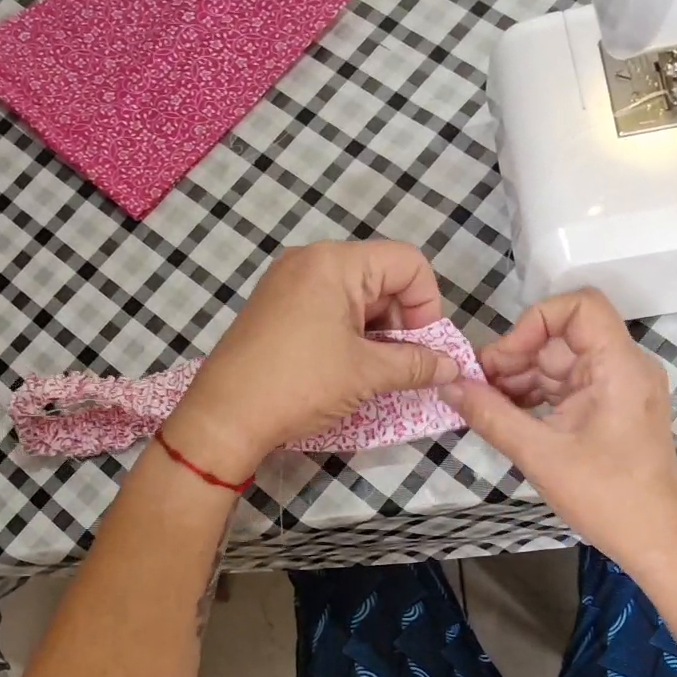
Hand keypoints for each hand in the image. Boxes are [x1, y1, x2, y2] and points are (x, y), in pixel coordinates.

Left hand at [161, 240, 461, 477]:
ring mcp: (287, 283)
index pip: (408, 263)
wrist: (225, 416)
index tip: (422, 349)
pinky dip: (347, 335)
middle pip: (382, 277)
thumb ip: (416, 364)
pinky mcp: (275, 308)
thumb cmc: (299, 385)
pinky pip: (327, 309)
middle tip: (398, 367)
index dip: (427, 306)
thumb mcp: (366, 374)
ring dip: (375, 333)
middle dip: (401, 322)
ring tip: (371, 373)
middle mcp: (310, 261)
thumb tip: (451, 366)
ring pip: (356, 297)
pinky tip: (343, 369)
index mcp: (335, 262)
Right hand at [438, 288, 676, 543]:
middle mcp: (622, 366)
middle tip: (477, 388)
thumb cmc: (604, 495)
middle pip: (561, 337)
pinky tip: (505, 414)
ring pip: (558, 362)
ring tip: (485, 405)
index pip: (579, 306)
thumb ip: (490, 415)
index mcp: (618, 366)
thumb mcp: (538, 453)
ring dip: (519, 378)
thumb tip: (449, 387)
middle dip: (515, 357)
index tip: (504, 359)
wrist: (653, 535)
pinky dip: (534, 395)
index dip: (534, 322)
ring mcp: (616, 387)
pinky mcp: (608, 407)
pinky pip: (565, 386)